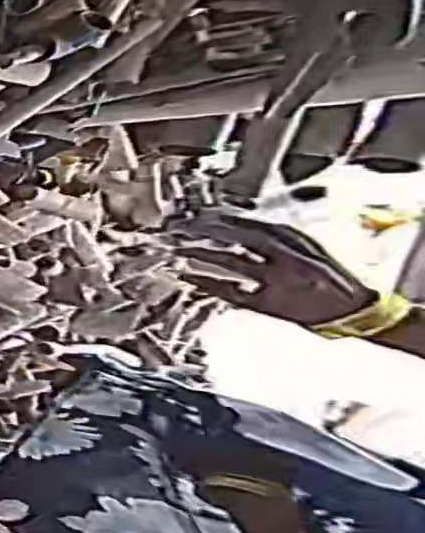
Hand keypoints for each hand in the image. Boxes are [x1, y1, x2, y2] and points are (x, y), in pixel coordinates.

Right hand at [171, 214, 374, 326]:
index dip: (198, 253)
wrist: (356, 311)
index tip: (177, 250)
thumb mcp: (259, 306)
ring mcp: (305, 248)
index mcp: (279, 278)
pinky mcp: (311, 242)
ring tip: (205, 220)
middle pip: (244, 236)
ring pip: (261, 227)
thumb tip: (187, 277)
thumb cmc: (306, 312)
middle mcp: (294, 259)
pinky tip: (238, 221)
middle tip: (185, 227)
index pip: (227, 259)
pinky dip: (254, 222)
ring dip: (230, 222)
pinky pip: (277, 227)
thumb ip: (221, 290)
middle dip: (211, 230)